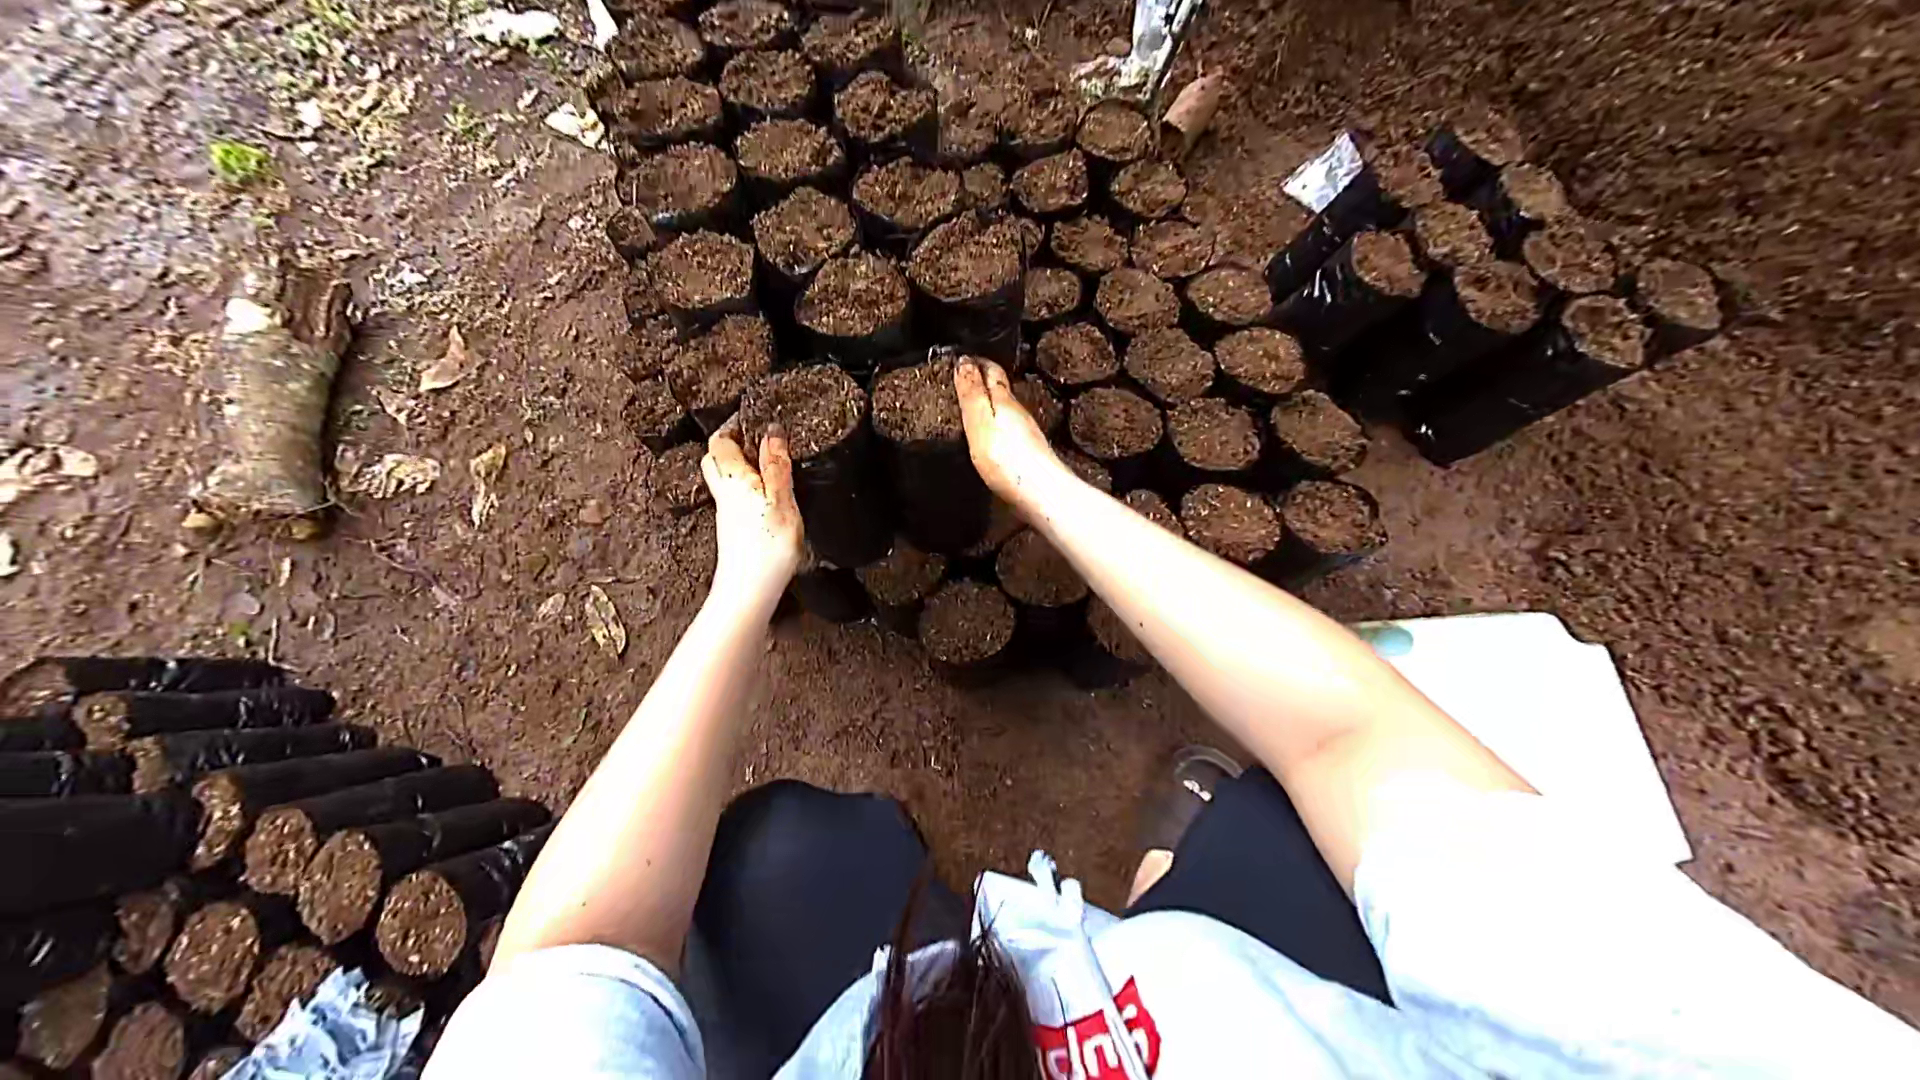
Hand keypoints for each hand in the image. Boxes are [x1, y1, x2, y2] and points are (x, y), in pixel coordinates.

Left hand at [701, 417, 803, 603]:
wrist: (748, 590)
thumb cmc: (766, 549)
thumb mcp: (782, 500)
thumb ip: (776, 466)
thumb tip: (772, 433)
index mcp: (733, 480)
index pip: (720, 441)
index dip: (733, 426)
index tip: (752, 420)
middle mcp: (724, 494)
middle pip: (716, 459)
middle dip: (731, 445)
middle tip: (756, 439)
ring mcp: (726, 513)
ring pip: (725, 479)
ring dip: (741, 467)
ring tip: (767, 464)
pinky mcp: (733, 529)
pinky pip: (734, 498)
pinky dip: (747, 489)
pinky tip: (766, 497)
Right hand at [953, 357, 1065, 512]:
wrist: (1044, 495)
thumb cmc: (1009, 462)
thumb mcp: (980, 423)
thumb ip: (972, 394)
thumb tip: (964, 362)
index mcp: (1006, 401)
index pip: (992, 371)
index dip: (976, 362)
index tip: (962, 358)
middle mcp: (1020, 413)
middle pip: (1001, 389)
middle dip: (983, 380)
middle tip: (964, 377)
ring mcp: (1027, 434)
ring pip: (1007, 409)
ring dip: (991, 403)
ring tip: (973, 404)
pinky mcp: (1029, 454)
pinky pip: (1010, 429)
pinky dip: (998, 424)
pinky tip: (992, 434)